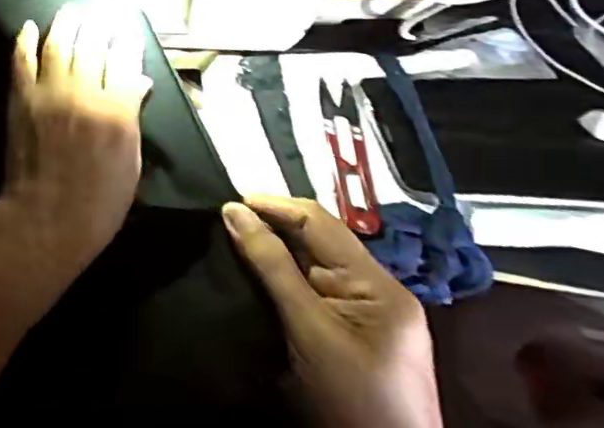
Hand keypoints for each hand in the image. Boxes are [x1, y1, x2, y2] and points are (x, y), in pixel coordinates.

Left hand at [0, 3, 152, 282]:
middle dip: (98, 23)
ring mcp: (48, 91)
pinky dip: (25, 40)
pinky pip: (22, 59)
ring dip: (65, 23)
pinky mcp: (21, 97)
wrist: (47, 217)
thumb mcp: (130, 162)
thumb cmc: (100, 201)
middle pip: (91, 45)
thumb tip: (138, 84)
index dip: (127, 42)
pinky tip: (30, 27)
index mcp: (116, 111)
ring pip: (58, 44)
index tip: (128, 29)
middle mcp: (83, 92)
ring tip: (72, 9)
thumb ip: (131, 116)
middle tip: (101, 10)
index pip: (125, 62)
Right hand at [223, 195, 440, 427]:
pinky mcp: (356, 329)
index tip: (226, 204)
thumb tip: (232, 210)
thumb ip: (271, 265)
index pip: (319, 222)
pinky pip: (314, 284)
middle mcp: (378, 289)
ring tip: (232, 240)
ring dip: (274, 248)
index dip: (272, 206)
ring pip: (313, 260)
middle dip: (271, 225)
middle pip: (317, 238)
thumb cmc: (353, 398)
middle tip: (224, 223)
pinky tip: (257, 272)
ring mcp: (370, 311)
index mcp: (379, 284)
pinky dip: (284, 272)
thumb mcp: (308, 328)